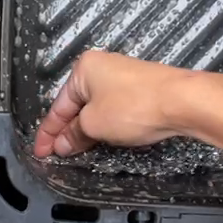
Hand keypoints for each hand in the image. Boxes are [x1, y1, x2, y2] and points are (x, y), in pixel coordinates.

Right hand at [33, 50, 215, 158]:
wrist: (182, 101)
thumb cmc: (135, 105)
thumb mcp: (94, 124)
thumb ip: (74, 134)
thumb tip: (63, 144)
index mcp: (84, 68)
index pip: (58, 105)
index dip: (48, 132)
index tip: (40, 151)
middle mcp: (103, 67)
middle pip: (77, 105)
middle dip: (67, 130)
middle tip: (58, 154)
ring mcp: (124, 77)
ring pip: (97, 108)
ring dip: (88, 129)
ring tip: (79, 150)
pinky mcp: (142, 89)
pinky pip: (115, 109)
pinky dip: (107, 125)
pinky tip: (106, 139)